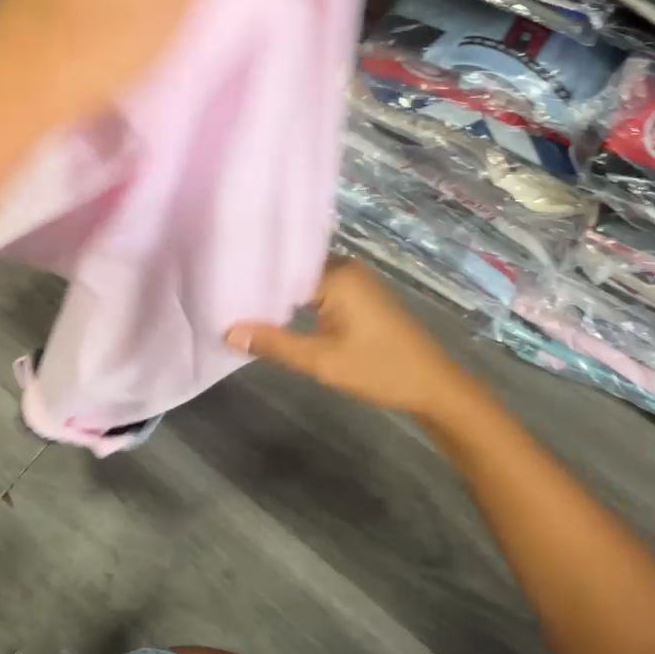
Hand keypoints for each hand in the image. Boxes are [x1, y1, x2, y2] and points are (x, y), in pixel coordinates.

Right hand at [228, 261, 481, 419]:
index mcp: (337, 275)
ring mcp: (357, 280)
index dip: (253, 282)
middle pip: (294, 271)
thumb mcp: (322, 362)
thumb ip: (275, 344)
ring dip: (282, 296)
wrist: (434, 386)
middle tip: (225, 299)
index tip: (221, 291)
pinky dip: (301, 302)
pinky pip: (322, 289)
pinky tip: (280, 317)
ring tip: (244, 308)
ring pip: (307, 282)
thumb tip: (229, 331)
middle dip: (265, 287)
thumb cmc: (380, 370)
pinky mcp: (363, 295)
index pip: (282, 269)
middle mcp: (347, 267)